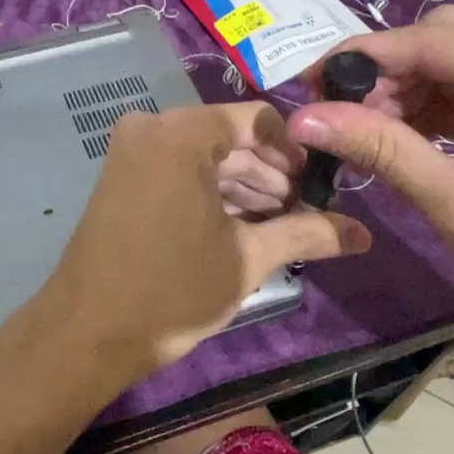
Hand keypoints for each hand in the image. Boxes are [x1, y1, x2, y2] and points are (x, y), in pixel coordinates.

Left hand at [19, 103, 371, 388]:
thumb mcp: (249, 258)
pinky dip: (209, 193)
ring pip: (203, 158)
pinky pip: (176, 172)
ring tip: (281, 227)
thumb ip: (308, 234)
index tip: (321, 188)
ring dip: (243, 188)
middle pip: (229, 139)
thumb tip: (365, 233)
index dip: (295, 154)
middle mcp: (151, 128)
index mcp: (182, 133)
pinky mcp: (120, 178)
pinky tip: (242, 227)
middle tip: (306, 214)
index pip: (258, 121)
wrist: (89, 332)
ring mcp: (130, 152)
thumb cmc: (173, 289)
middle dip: (270, 176)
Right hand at [285, 6, 453, 368]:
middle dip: (390, 70)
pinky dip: (444, 107)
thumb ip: (383, 150)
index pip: (441, 40)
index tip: (311, 81)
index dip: (368, 56)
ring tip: (363, 129)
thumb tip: (303, 118)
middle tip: (336, 110)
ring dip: (413, 88)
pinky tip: (405, 135)